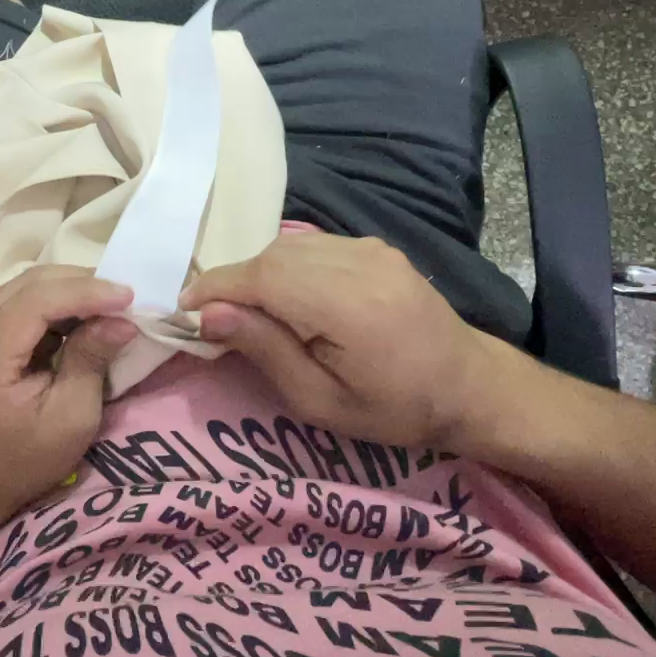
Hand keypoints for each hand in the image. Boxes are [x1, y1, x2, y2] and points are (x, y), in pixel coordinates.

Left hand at [0, 266, 137, 529]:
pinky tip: (84, 312)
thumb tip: (122, 320)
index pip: (36, 301)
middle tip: (125, 295)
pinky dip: (57, 300)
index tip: (128, 294)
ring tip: (110, 301)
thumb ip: (91, 361)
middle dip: (81, 282)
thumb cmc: (27, 458)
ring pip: (26, 285)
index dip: (84, 291)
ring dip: (70, 287)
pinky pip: (22, 300)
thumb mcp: (71, 418)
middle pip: (30, 284)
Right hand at [179, 232, 529, 449]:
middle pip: (270, 257)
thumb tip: (210, 315)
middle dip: (235, 285)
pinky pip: (309, 246)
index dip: (215, 288)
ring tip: (254, 314)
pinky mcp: (373, 246)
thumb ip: (264, 350)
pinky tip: (291, 299)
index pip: (262, 277)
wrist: (471, 387)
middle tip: (220, 322)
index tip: (184, 310)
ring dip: (258, 275)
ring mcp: (369, 248)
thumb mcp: (320, 401)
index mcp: (349, 305)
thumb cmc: (395, 410)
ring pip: (286, 247)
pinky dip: (285, 268)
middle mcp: (359, 263)